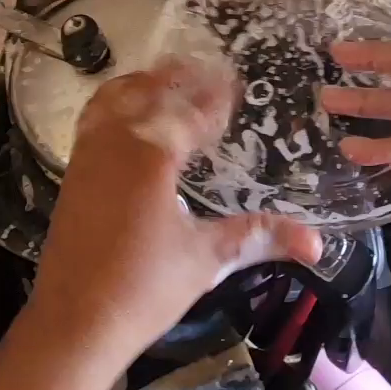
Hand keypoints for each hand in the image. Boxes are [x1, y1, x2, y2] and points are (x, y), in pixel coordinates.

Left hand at [25, 59, 323, 365]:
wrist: (74, 319)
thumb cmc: (144, 288)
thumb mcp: (206, 259)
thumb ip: (257, 237)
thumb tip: (317, 243)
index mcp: (152, 156)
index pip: (190, 112)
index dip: (214, 97)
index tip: (234, 83)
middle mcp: (117, 141)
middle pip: (149, 91)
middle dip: (179, 78)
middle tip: (206, 70)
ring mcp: (89, 152)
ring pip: (116, 97)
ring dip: (144, 83)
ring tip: (169, 80)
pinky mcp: (73, 167)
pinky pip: (95, 116)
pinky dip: (115, 102)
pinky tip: (127, 113)